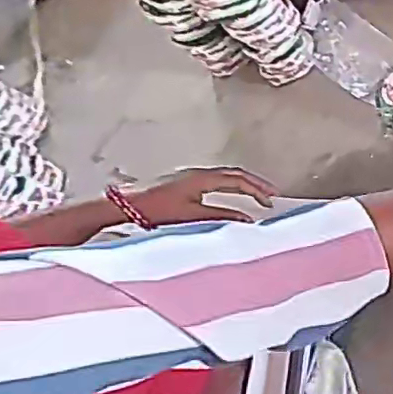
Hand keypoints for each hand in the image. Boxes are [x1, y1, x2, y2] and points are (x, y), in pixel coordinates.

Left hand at [123, 167, 277, 224]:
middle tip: (272, 194)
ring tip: (258, 194)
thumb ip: (222, 216)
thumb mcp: (191, 215)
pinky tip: (234, 194)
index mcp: (201, 179)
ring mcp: (188, 176)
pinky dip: (232, 186)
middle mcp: (196, 174)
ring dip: (244, 184)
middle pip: (234, 174)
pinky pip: (215, 179)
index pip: (238, 180)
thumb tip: (247, 219)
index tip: (271, 201)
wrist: (120, 205)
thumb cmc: (153, 209)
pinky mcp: (182, 182)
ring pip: (225, 175)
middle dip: (256, 183)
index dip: (257, 190)